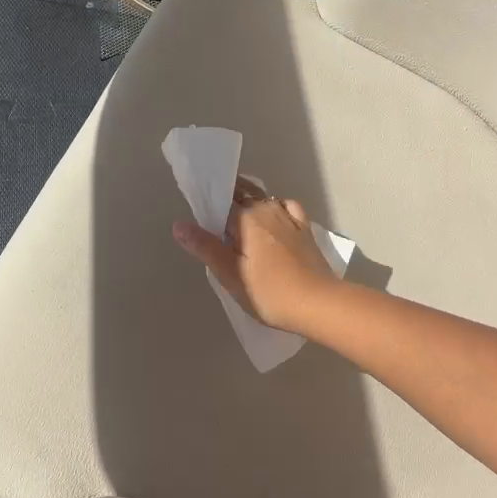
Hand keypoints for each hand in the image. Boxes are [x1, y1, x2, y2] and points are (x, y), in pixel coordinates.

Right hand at [172, 177, 340, 334]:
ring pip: (264, 198)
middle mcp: (267, 209)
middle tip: (217, 217)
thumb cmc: (269, 292)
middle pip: (243, 194)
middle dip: (229, 197)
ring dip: (251, 200)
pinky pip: (287, 207)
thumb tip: (178, 224)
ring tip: (240, 216)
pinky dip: (277, 207)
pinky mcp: (305, 230)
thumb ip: (205, 246)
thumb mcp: (230, 274)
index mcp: (245, 218)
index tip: (200, 210)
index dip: (209, 202)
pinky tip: (275, 216)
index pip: (221, 199)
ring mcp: (289, 218)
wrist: (318, 303)